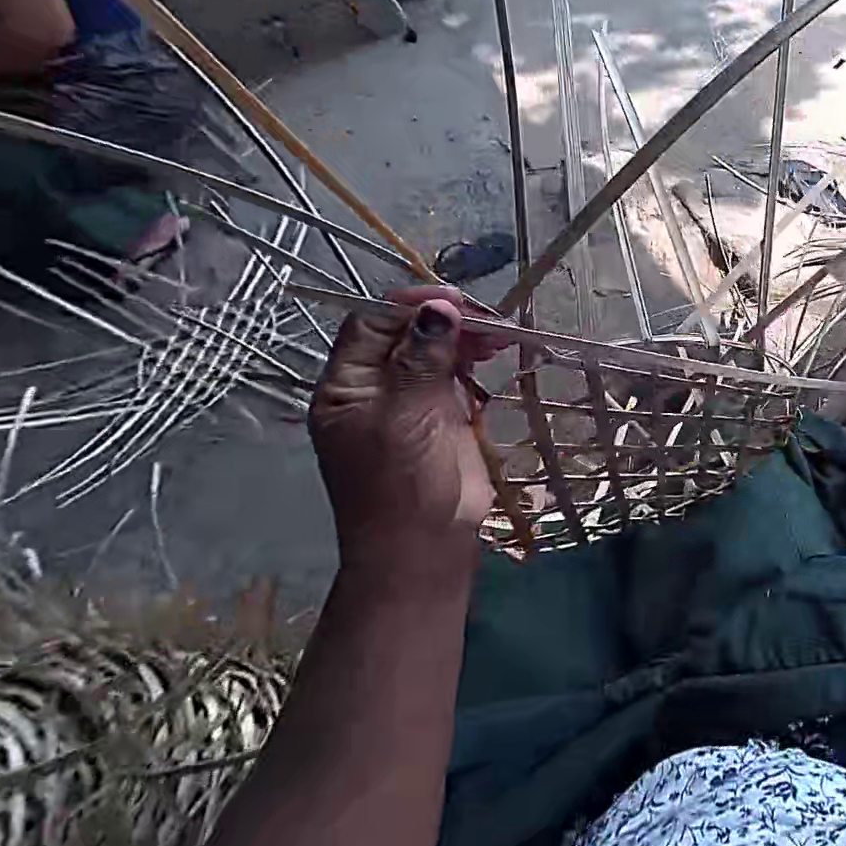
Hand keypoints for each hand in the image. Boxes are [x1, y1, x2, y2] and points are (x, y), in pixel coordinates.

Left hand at [308, 286, 501, 586]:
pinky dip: (475, 358)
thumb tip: (440, 308)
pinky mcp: (445, 413)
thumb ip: (421, 361)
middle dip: (444, 319)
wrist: (425, 544)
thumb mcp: (406, 418)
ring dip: (465, 336)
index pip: (371, 326)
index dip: (410, 307)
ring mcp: (412, 399)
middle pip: (406, 333)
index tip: (454, 301)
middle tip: (486, 318)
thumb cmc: (402, 484)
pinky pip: (457, 373)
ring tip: (499, 334)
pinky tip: (496, 352)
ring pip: (435, 350)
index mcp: (346, 386)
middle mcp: (376, 386)